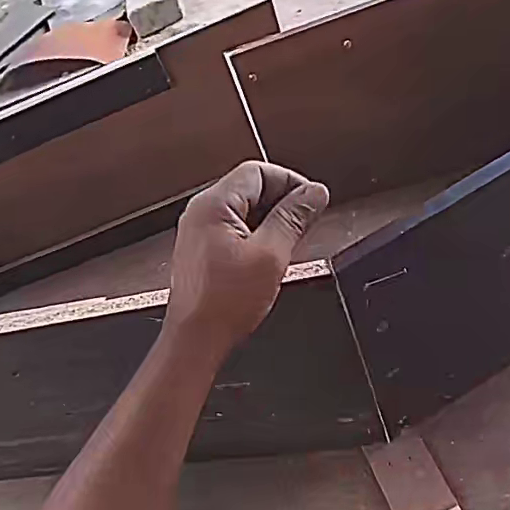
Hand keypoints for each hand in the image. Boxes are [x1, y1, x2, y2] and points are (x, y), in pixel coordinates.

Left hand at [165, 162, 329, 358]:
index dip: (291, 182)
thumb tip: (314, 194)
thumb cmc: (222, 304)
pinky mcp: (201, 251)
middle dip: (282, 204)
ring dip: (270, 223)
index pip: (258, 171)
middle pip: (250, 188)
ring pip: (243, 211)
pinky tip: (266, 260)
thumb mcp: (271, 255)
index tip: (312, 202)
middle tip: (304, 226)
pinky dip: (255, 238)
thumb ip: (294, 218)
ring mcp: (198, 233)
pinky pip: (234, 231)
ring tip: (286, 248)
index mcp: (212, 205)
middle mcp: (200, 213)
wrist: (196, 339)